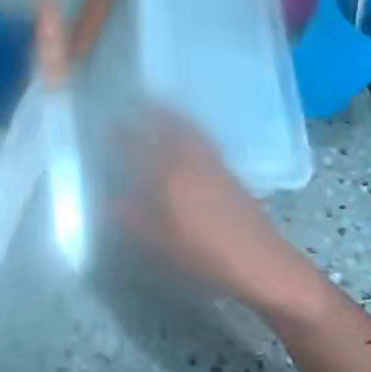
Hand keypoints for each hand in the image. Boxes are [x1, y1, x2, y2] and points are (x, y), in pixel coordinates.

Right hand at [118, 107, 327, 319]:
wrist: (261, 264)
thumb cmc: (204, 254)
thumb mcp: (160, 242)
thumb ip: (134, 218)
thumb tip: (113, 202)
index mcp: (171, 174)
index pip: (142, 146)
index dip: (123, 134)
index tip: (109, 126)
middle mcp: (194, 161)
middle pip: (173, 127)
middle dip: (155, 114)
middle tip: (141, 107)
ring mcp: (217, 167)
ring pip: (194, 133)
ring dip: (177, 120)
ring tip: (165, 116)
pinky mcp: (234, 178)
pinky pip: (208, 144)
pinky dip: (195, 135)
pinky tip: (192, 145)